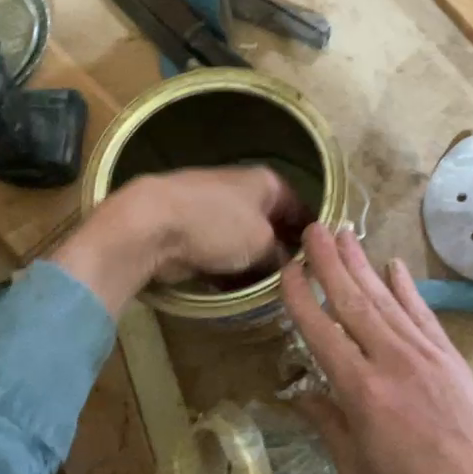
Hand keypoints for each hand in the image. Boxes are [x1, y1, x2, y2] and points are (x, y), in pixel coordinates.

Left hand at [50, 167, 304, 313]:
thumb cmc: (217, 224)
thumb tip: (285, 265)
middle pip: (272, 224)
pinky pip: (220, 252)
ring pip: (245, 240)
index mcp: (266, 182)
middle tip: (295, 281)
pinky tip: (236, 289)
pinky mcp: (190, 230)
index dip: (312, 234)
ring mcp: (214, 209)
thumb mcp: (262, 243)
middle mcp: (242, 190)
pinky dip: (229, 267)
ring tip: (267, 291)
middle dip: (281, 251)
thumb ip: (280, 255)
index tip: (322, 260)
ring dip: (254, 263)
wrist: (150, 225)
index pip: (300, 208)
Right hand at [282, 224, 472, 473]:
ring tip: (344, 234)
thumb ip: (328, 424)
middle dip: (329, 261)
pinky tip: (394, 265)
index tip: (287, 268)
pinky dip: (406, 287)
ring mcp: (423, 352)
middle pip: (353, 300)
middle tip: (313, 228)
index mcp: (360, 390)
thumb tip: (302, 394)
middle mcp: (390, 359)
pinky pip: (422, 312)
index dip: (301, 297)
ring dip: (362, 264)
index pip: (321, 331)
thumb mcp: (354, 470)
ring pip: (386, 298)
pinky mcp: (448, 353)